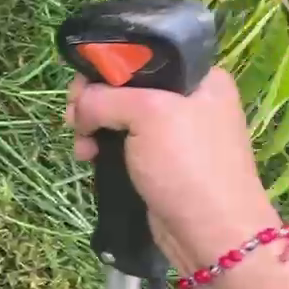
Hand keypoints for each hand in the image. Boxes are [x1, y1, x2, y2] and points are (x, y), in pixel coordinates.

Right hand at [65, 67, 279, 269]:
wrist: (211, 234)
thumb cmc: (188, 166)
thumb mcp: (148, 114)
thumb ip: (104, 97)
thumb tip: (81, 108)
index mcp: (197, 77)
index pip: (138, 54)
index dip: (104, 66)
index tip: (85, 88)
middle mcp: (184, 98)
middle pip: (118, 83)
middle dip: (90, 99)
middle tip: (77, 119)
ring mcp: (168, 129)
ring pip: (111, 110)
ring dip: (88, 124)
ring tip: (82, 145)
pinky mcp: (153, 156)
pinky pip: (114, 136)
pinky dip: (95, 143)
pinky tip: (87, 156)